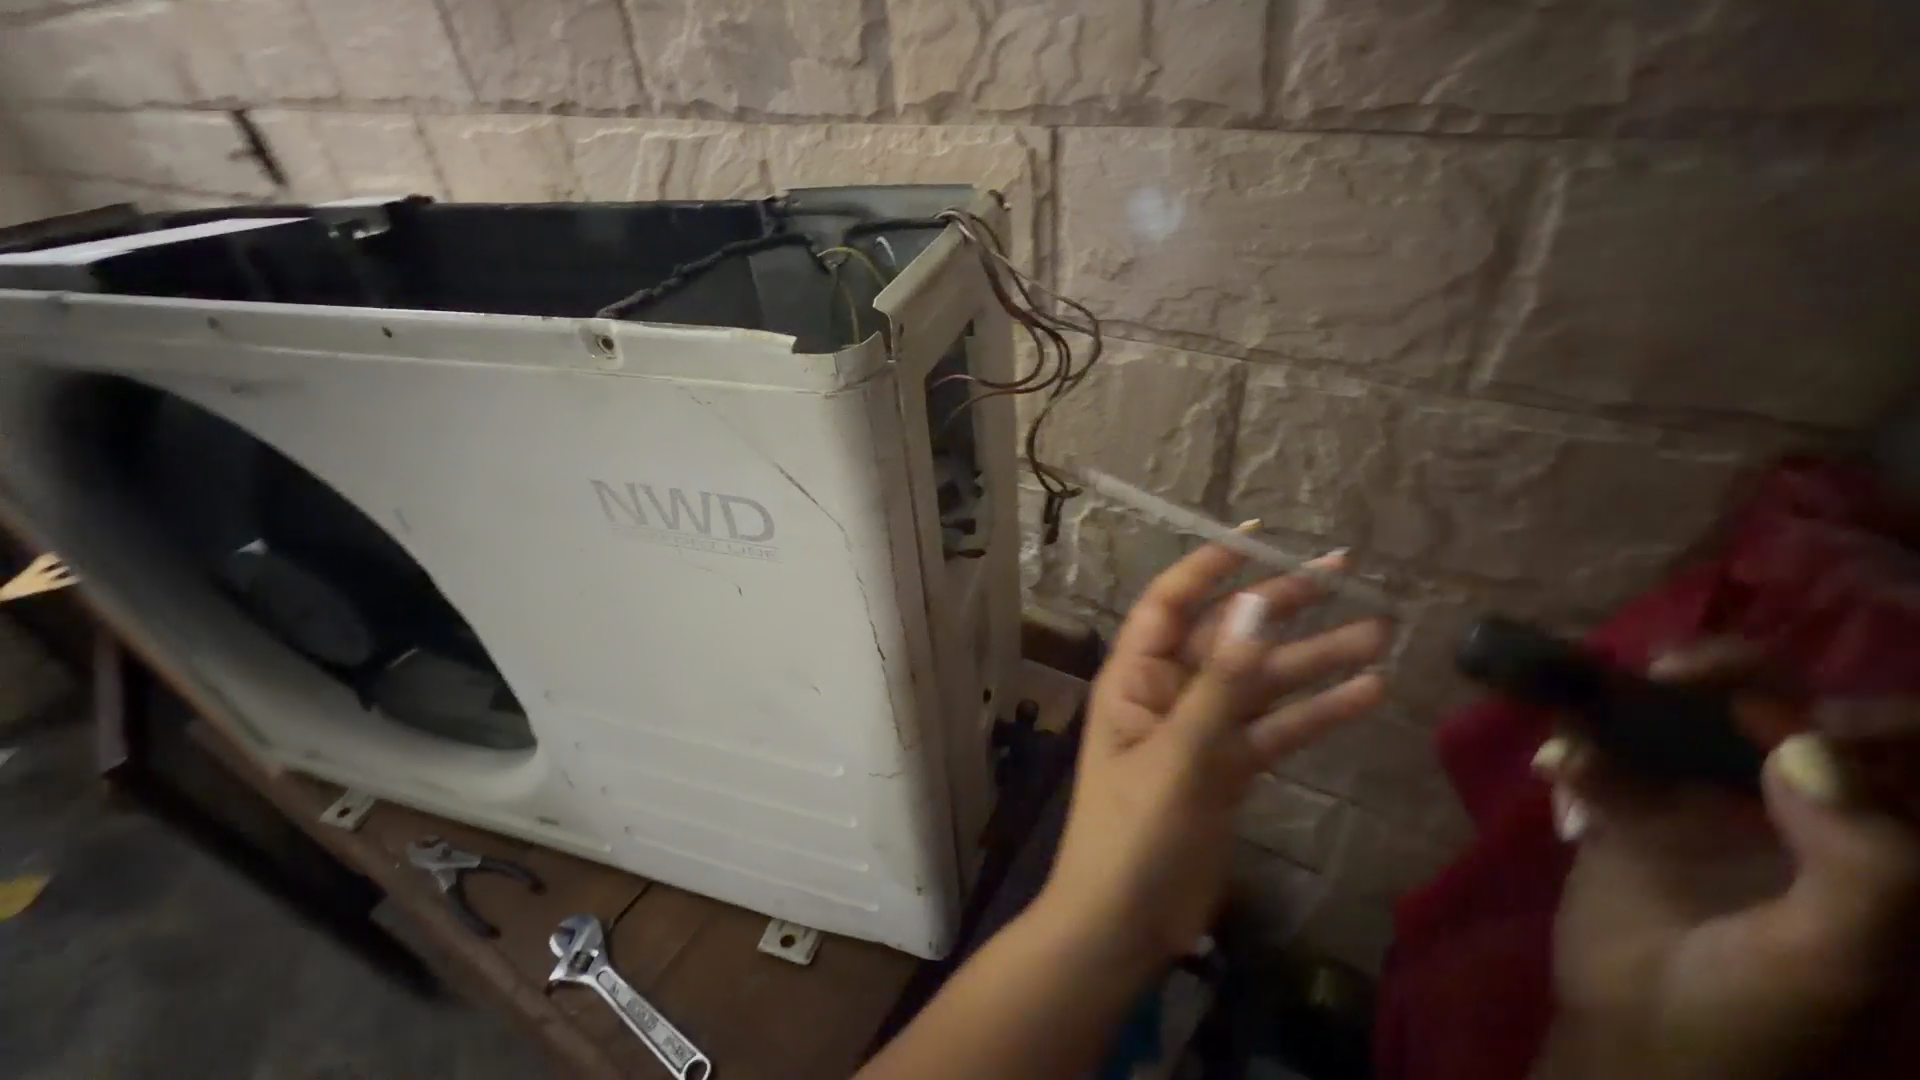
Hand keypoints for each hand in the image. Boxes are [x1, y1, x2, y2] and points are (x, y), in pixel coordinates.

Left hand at [1033, 536, 1391, 967]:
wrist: (1124, 921)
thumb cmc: (1134, 834)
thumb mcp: (1178, 755)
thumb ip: (1220, 684)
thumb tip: (1255, 605)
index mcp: (1135, 678)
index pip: (1171, 604)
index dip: (1210, 567)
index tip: (1259, 538)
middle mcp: (1168, 693)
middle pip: (1228, 635)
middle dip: (1280, 604)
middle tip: (1341, 572)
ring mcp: (1201, 732)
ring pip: (1262, 683)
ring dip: (1314, 659)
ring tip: (1379, 630)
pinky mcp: (1227, 770)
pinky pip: (1276, 730)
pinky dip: (1316, 713)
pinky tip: (1367, 693)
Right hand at [1535, 643, 1919, 1079]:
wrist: (1641, 1046)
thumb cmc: (1761, 1016)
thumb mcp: (1838, 957)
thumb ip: (1861, 861)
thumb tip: (1801, 746)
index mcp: (1863, 836)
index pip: (1870, 740)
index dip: (1825, 706)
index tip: (1753, 710)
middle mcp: (1785, 806)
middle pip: (1764, 707)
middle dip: (1718, 675)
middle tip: (1664, 672)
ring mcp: (1696, 804)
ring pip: (1673, 717)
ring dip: (1625, 703)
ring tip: (1584, 716)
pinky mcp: (1621, 811)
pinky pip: (1599, 754)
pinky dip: (1573, 747)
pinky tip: (1554, 771)